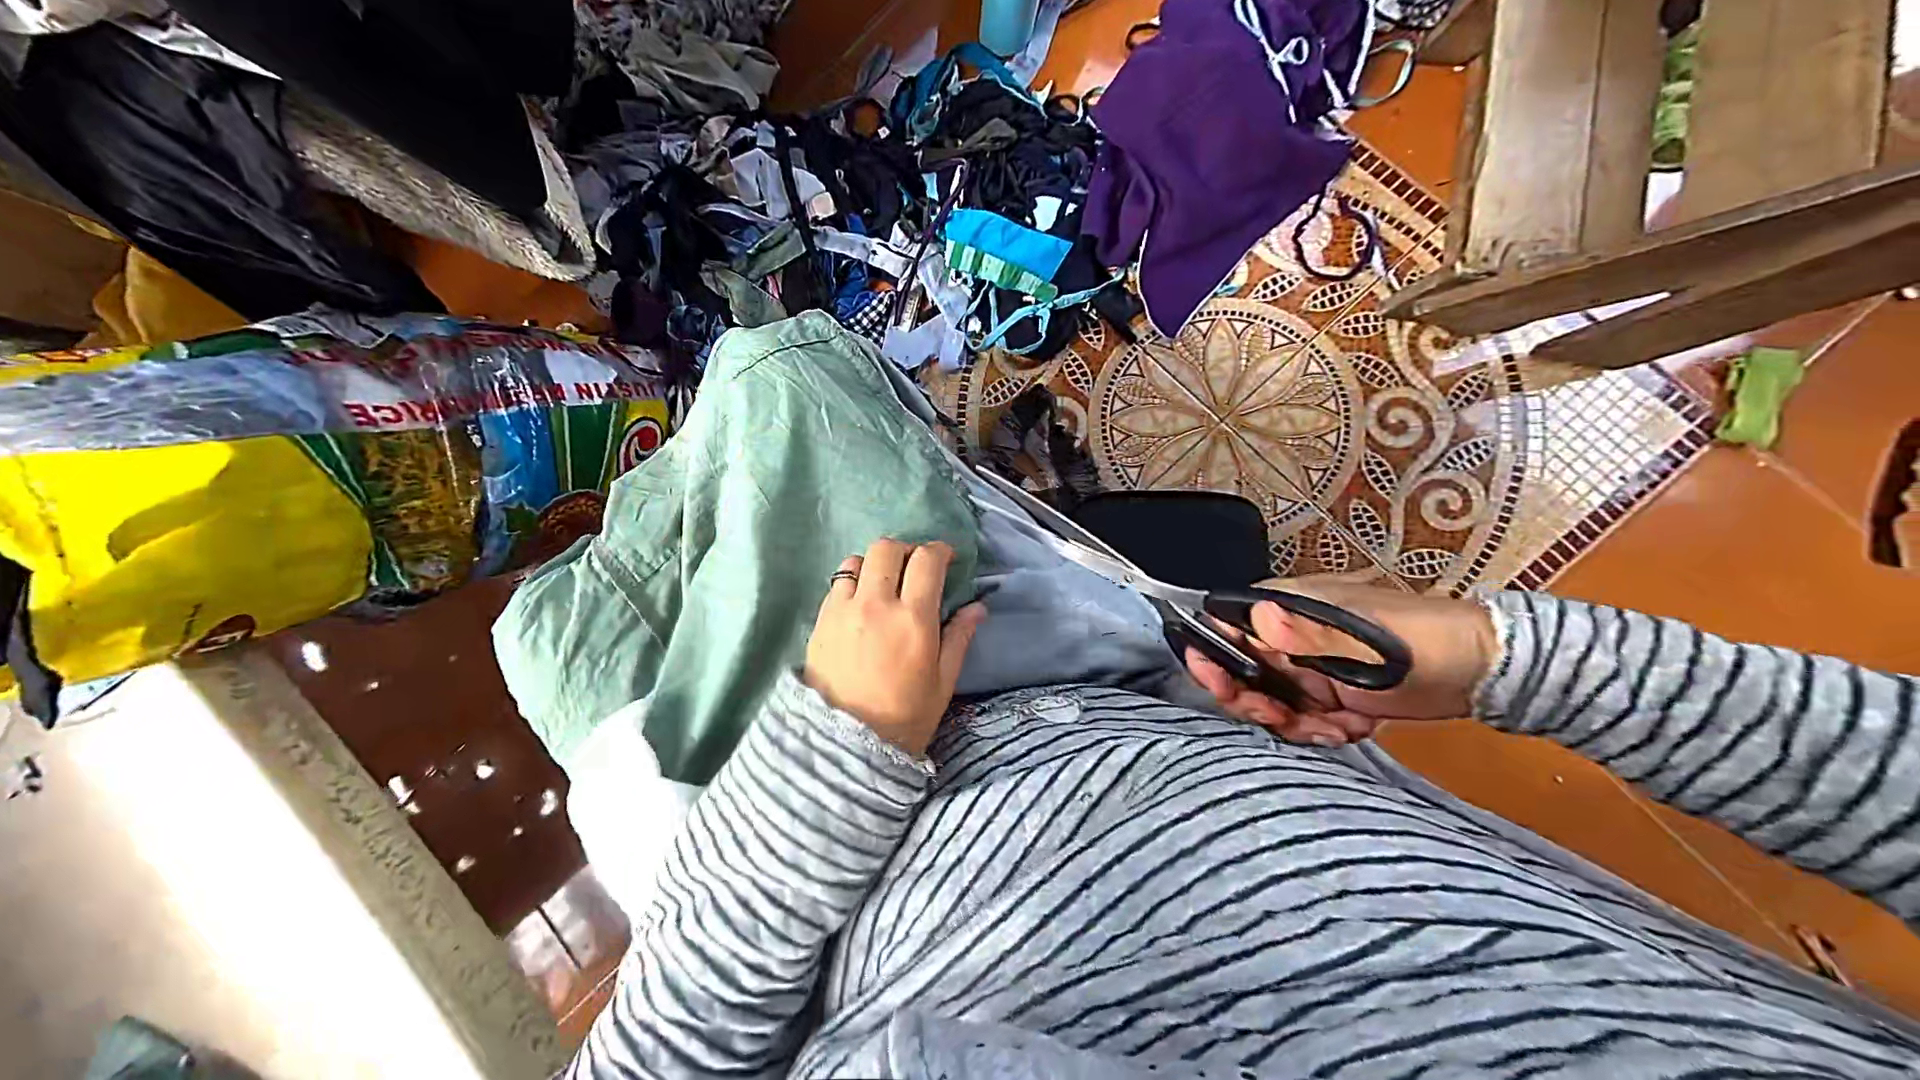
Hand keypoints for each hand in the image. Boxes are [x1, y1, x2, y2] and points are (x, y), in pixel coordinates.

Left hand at [804, 539, 986, 756]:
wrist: (846, 746)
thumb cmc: (904, 717)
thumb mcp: (943, 682)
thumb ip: (959, 637)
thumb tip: (977, 607)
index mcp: (914, 619)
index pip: (926, 560)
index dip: (940, 551)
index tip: (946, 559)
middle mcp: (876, 605)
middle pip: (888, 548)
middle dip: (907, 550)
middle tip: (915, 568)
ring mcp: (843, 611)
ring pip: (858, 560)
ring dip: (876, 564)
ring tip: (884, 584)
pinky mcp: (821, 621)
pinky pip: (836, 584)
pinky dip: (852, 582)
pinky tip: (861, 603)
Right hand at [1184, 578, 1498, 745]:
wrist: (1484, 672)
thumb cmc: (1426, 641)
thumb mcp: (1368, 639)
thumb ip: (1312, 632)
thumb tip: (1259, 615)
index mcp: (1289, 607)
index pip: (1227, 626)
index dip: (1215, 655)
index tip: (1221, 683)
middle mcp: (1288, 635)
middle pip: (1240, 670)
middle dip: (1255, 700)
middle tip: (1280, 716)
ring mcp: (1305, 665)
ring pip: (1267, 700)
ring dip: (1292, 722)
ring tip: (1332, 726)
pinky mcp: (1324, 694)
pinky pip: (1299, 718)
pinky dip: (1318, 730)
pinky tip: (1350, 728)